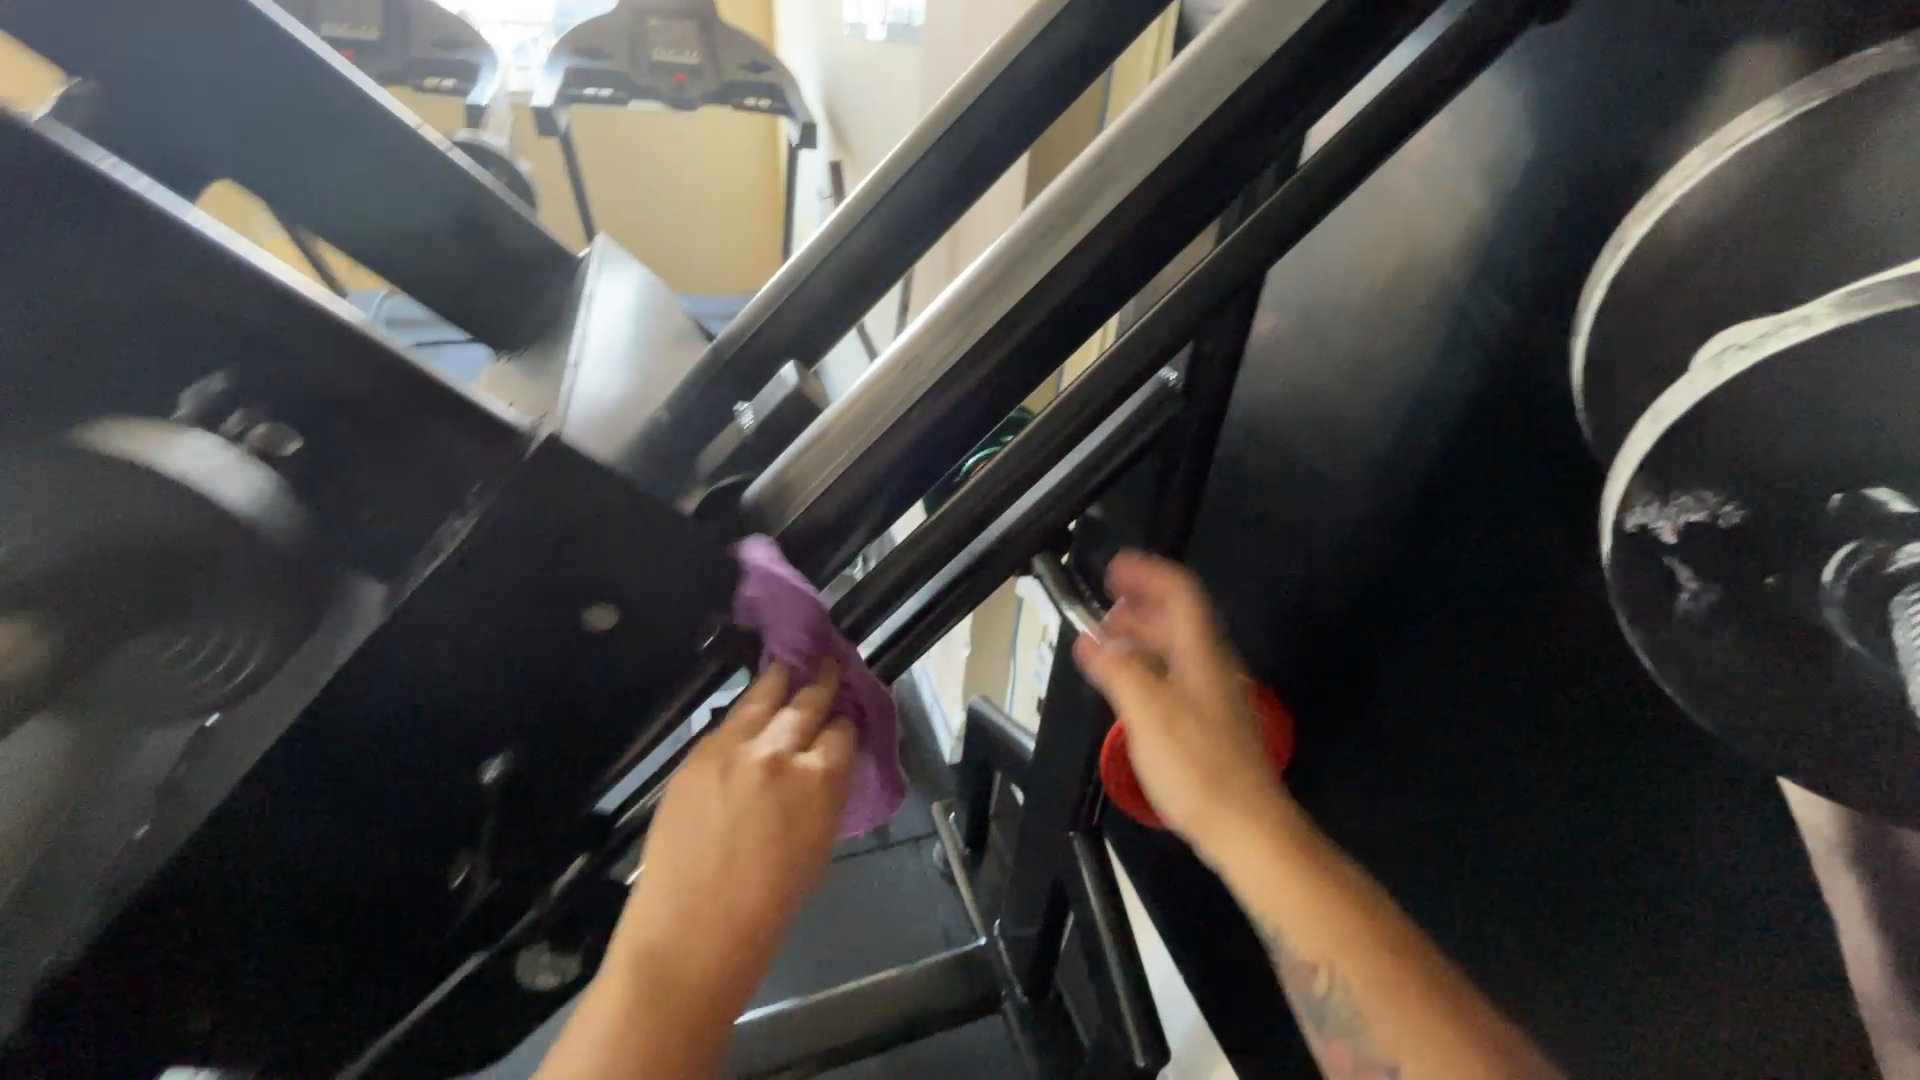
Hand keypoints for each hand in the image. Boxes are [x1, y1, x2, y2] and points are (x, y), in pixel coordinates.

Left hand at [610, 661, 855, 1014]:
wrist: (694, 928)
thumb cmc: (770, 903)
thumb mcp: (819, 842)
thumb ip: (823, 794)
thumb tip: (824, 766)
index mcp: (821, 780)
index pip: (842, 731)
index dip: (845, 723)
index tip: (844, 719)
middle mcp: (781, 751)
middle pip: (808, 703)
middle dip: (821, 684)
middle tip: (828, 666)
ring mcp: (734, 748)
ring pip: (765, 697)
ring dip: (781, 680)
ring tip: (790, 665)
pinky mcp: (697, 754)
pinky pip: (727, 720)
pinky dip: (745, 709)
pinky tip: (751, 702)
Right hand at [1073, 551, 1291, 861]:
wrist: (1248, 830)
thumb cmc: (1200, 769)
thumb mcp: (1149, 714)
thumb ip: (1119, 670)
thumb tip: (1091, 638)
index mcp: (1201, 655)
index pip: (1180, 594)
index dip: (1148, 573)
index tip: (1114, 568)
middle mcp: (1212, 667)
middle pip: (1178, 619)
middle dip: (1139, 605)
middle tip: (1103, 607)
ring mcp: (1213, 696)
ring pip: (1176, 649)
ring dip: (1141, 636)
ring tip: (1106, 643)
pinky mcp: (1209, 724)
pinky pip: (1175, 676)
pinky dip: (1147, 667)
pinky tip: (1128, 687)